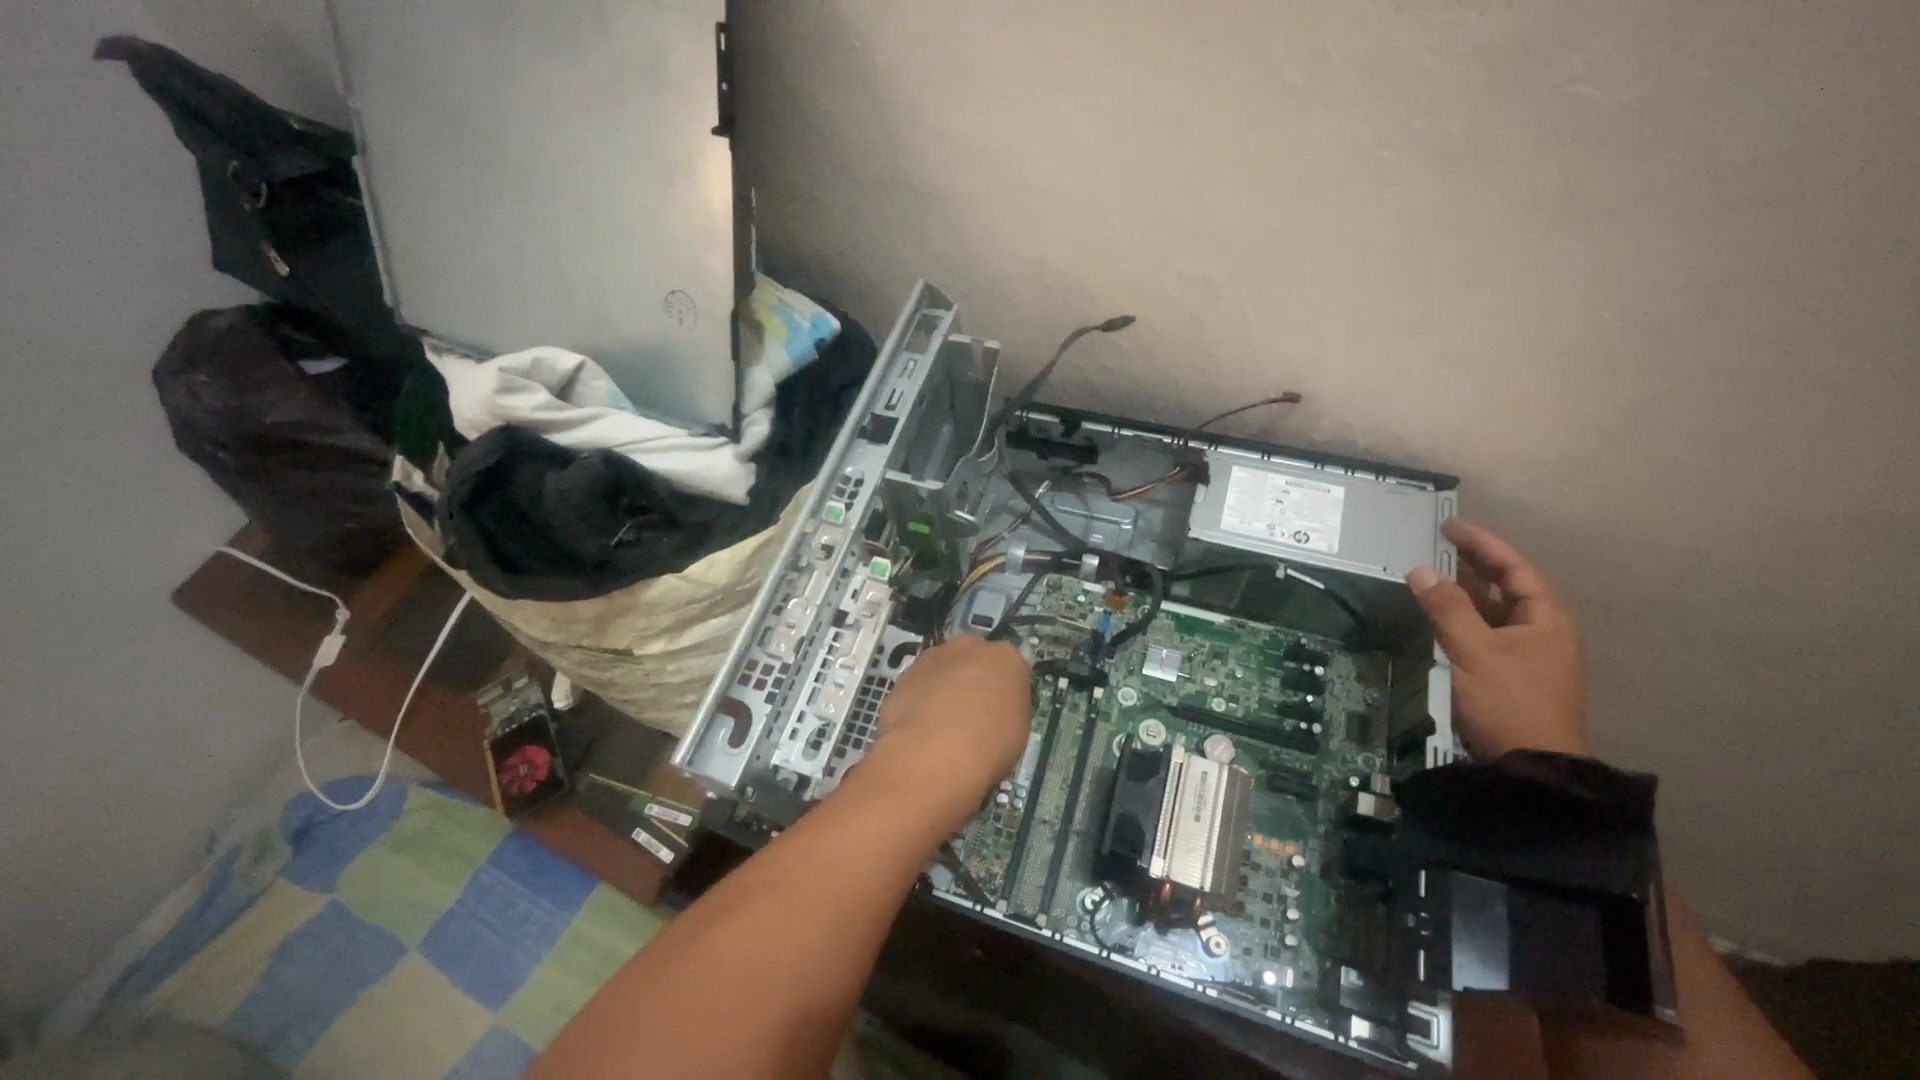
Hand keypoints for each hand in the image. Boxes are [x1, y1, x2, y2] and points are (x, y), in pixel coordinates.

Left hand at [867, 635, 1031, 799]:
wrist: (933, 751)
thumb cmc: (989, 744)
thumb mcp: (1018, 731)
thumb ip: (1008, 711)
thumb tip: (995, 714)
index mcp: (1006, 657)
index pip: (1010, 668)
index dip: (1004, 691)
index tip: (1001, 712)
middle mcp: (970, 647)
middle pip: (974, 660)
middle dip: (972, 680)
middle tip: (971, 714)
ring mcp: (932, 657)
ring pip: (942, 670)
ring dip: (942, 689)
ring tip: (941, 726)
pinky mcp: (903, 675)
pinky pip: (918, 687)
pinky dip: (919, 702)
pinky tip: (920, 730)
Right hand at [1406, 518, 1590, 757]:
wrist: (1534, 769)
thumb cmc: (1509, 703)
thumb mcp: (1474, 652)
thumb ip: (1447, 609)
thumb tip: (1421, 570)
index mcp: (1545, 618)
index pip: (1513, 566)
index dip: (1482, 543)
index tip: (1449, 527)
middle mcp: (1543, 630)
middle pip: (1507, 586)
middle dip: (1473, 565)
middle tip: (1437, 547)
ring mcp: (1530, 654)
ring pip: (1495, 611)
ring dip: (1465, 594)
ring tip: (1432, 578)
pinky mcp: (1514, 674)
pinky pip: (1488, 633)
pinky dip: (1464, 620)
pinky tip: (1440, 620)